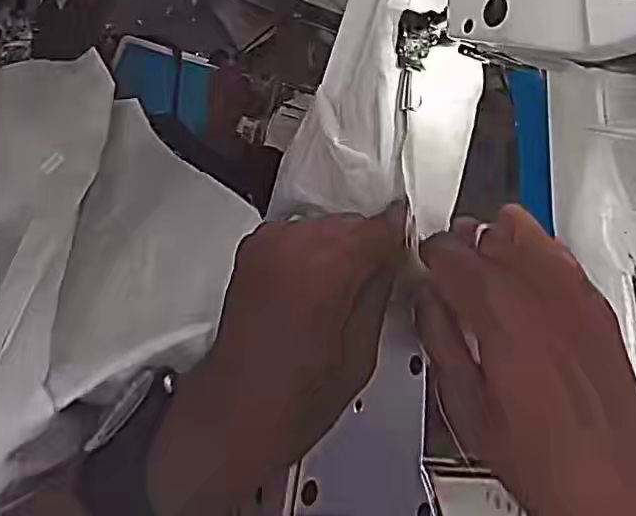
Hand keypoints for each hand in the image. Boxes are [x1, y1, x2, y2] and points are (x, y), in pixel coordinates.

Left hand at [148, 206, 406, 514]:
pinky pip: (298, 233)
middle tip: (370, 279)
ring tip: (332, 292)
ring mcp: (272, 241)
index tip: (403, 243)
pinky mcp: (254, 246)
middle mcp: (299, 242)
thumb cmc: (289, 399)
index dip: (399, 237)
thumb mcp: (361, 351)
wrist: (232, 412)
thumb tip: (391, 262)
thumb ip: (380, 291)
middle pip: (354, 223)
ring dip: (336, 247)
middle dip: (366, 246)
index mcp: (332, 265)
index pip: (383, 226)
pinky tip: (307, 286)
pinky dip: (307, 249)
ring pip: (326, 224)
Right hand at [417, 205, 635, 515]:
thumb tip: (428, 305)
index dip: (429, 256)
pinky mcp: (594, 297)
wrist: (615, 484)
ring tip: (487, 269)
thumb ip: (439, 339)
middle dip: (461, 247)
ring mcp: (570, 286)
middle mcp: (535, 283)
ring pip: (522, 228)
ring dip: (498, 241)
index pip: (448, 251)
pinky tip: (526, 280)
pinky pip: (555, 250)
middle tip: (452, 271)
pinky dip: (534, 253)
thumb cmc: (549, 458)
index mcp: (496, 305)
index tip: (427, 268)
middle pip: (484, 232)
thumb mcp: (468, 407)